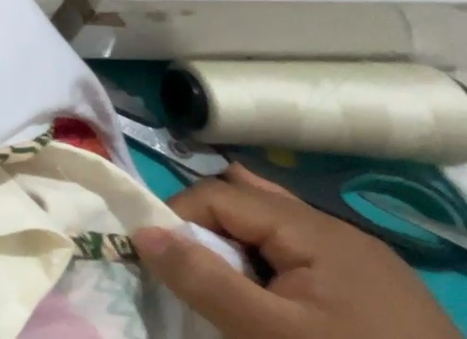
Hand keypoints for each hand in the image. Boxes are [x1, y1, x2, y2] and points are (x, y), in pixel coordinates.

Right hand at [134, 164, 460, 338]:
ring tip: (226, 284)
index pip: (217, 195)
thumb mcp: (270, 334)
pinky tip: (272, 295)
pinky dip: (273, 266)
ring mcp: (367, 262)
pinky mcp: (380, 291)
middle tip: (192, 272)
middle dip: (207, 230)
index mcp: (316, 231)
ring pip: (276, 229)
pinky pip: (306, 257)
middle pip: (248, 204)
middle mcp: (341, 232)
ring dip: (238, 248)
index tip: (163, 263)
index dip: (178, 220)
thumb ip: (204, 280)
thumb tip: (140, 231)